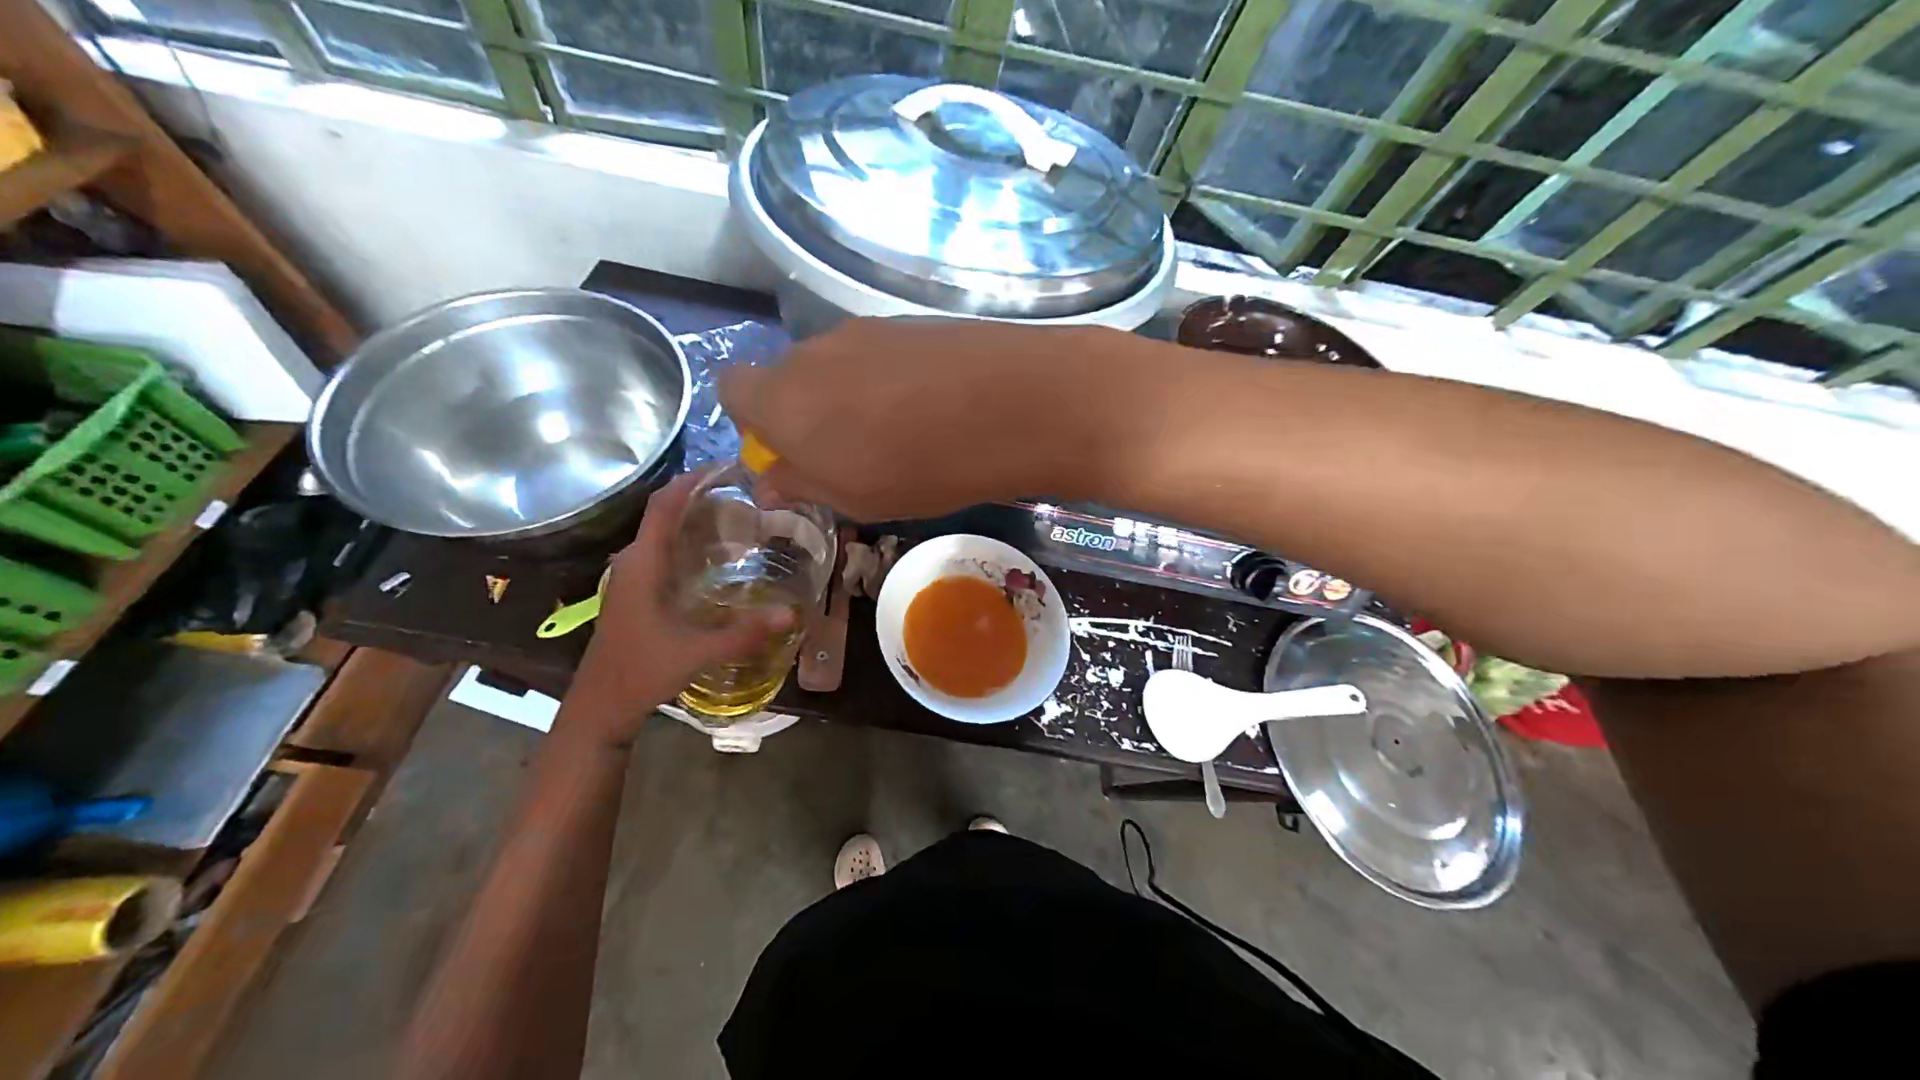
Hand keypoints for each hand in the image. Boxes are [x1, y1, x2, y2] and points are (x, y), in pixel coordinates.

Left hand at [562, 470, 791, 744]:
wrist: (601, 705)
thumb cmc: (640, 672)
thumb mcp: (696, 652)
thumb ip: (744, 632)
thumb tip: (791, 613)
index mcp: (642, 564)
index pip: (664, 505)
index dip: (692, 480)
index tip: (727, 466)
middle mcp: (635, 562)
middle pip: (667, 513)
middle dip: (704, 496)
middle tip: (749, 493)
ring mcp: (634, 577)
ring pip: (666, 533)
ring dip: (698, 519)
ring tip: (742, 516)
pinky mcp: (640, 591)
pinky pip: (667, 552)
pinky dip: (692, 542)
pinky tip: (722, 556)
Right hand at [721, 318, 1142, 519]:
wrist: (1018, 402)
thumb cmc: (922, 467)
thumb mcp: (854, 498)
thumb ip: (802, 484)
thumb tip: (771, 478)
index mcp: (782, 396)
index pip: (732, 390)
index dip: (753, 423)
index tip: (790, 454)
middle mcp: (814, 350)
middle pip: (787, 377)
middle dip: (805, 414)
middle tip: (849, 454)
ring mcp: (866, 329)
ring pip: (836, 366)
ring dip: (849, 397)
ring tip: (900, 433)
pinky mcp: (911, 321)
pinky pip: (878, 355)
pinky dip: (888, 380)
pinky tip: (931, 407)